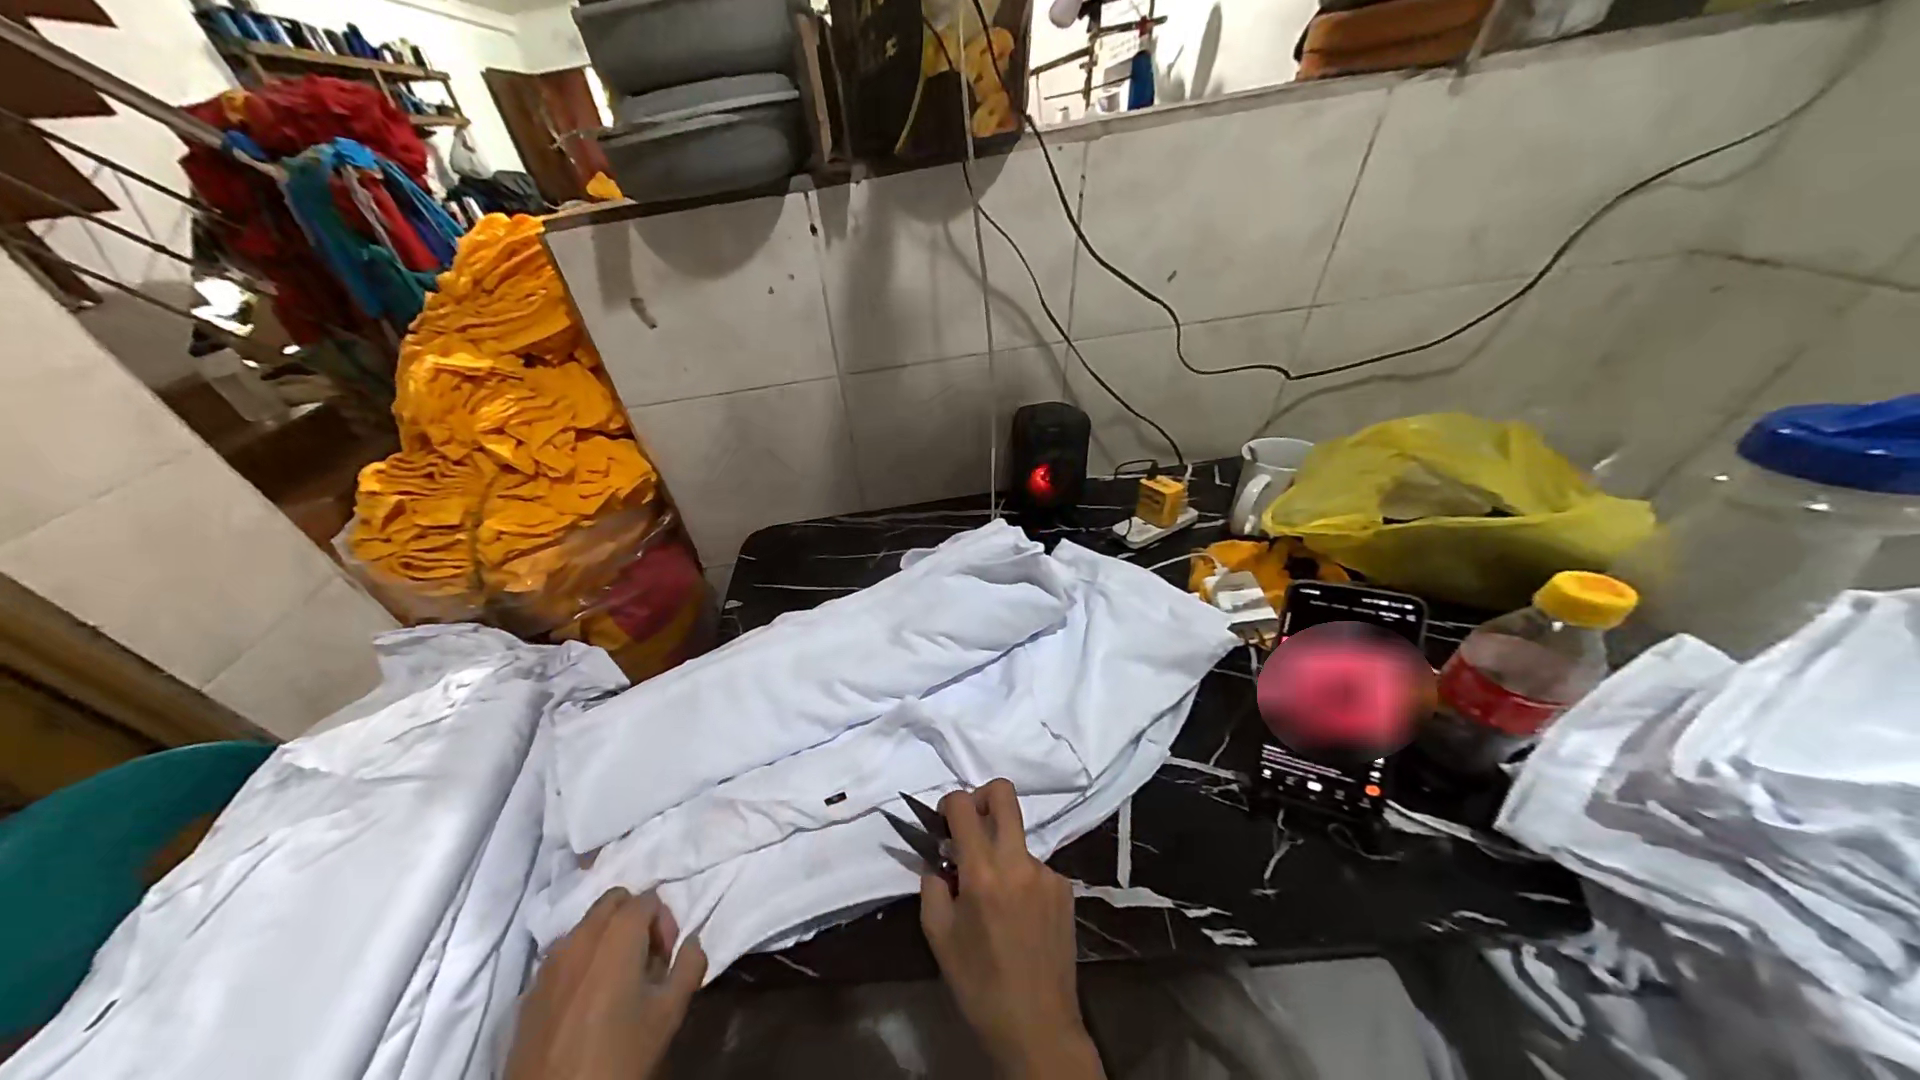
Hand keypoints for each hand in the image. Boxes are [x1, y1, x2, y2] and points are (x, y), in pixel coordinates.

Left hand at [505, 888, 705, 1079]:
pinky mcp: (530, 989)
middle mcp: (579, 937)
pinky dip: (583, 960)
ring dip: (607, 937)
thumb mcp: (669, 1014)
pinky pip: (564, 955)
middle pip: (613, 901)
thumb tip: (692, 941)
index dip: (665, 922)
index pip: (647, 899)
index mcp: (616, 935)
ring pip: (586, 925)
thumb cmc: (617, 1057)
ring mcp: (549, 962)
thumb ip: (690, 965)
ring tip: (618, 980)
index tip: (667, 958)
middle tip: (646, 959)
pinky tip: (588, 1000)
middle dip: (635, 918)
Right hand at [919, 779, 1104, 1079]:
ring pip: (1018, 838)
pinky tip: (1018, 915)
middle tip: (969, 825)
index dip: (949, 803)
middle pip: (1004, 794)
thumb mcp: (938, 936)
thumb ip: (932, 886)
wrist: (1037, 1026)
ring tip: (994, 898)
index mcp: (982, 873)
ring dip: (1001, 851)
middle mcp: (1018, 862)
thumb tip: (938, 859)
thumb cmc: (979, 984)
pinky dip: (1021, 878)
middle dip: (982, 796)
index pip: (964, 806)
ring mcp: (1047, 873)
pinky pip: (1035, 867)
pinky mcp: (1065, 888)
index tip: (943, 822)